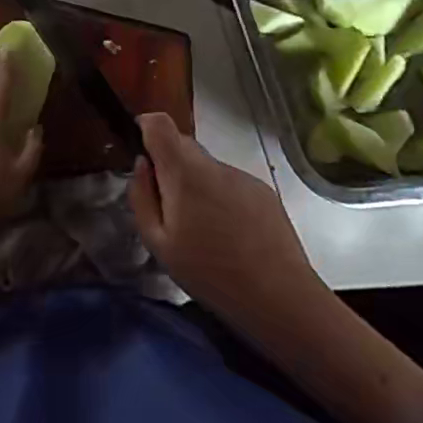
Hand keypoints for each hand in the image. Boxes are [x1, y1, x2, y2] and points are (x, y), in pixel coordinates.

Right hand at [129, 114, 325, 323]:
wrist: (281, 299)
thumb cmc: (209, 272)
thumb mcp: (156, 241)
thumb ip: (141, 196)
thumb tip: (142, 165)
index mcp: (184, 173)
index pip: (160, 124)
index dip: (146, 128)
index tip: (141, 151)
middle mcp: (215, 165)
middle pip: (183, 144)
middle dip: (169, 163)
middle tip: (168, 204)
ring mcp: (244, 177)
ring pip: (206, 166)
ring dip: (195, 183)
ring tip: (201, 226)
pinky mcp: (265, 193)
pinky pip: (229, 182)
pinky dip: (220, 196)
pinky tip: (228, 232)